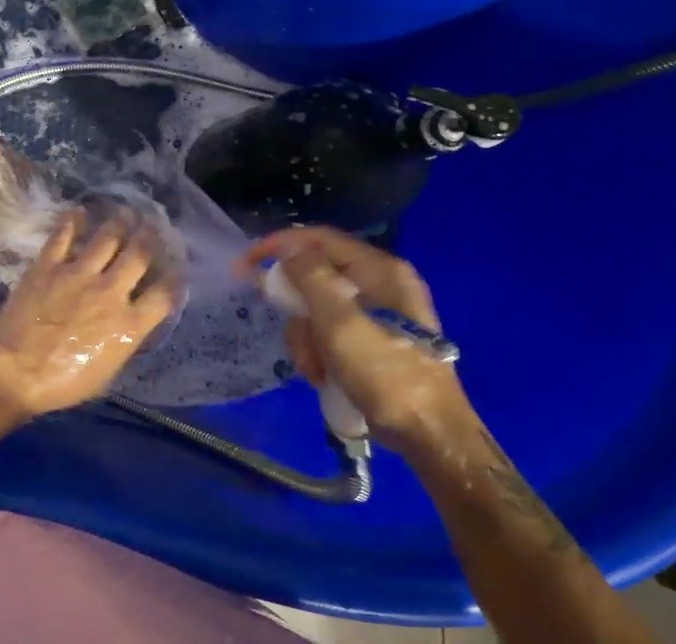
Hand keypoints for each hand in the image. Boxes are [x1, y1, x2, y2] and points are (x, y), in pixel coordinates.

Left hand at [0, 209, 176, 416]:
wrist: (18, 371)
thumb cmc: (65, 382)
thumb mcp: (109, 369)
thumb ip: (123, 339)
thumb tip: (129, 321)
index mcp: (129, 324)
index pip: (164, 294)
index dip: (175, 278)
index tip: (176, 266)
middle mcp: (110, 292)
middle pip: (139, 255)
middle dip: (149, 236)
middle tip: (152, 223)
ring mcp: (78, 274)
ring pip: (107, 238)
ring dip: (118, 223)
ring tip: (124, 213)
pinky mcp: (48, 266)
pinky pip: (64, 236)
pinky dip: (73, 221)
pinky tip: (80, 211)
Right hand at [239, 227, 473, 451]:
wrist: (431, 435)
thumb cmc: (386, 375)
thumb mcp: (340, 323)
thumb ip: (311, 277)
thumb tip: (288, 247)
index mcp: (380, 271)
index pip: (318, 239)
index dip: (278, 246)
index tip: (244, 267)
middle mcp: (381, 284)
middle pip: (314, 276)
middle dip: (296, 308)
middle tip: (286, 329)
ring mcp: (379, 313)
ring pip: (318, 308)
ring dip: (305, 338)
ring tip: (313, 367)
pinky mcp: (374, 339)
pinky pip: (330, 331)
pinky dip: (319, 351)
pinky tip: (323, 374)